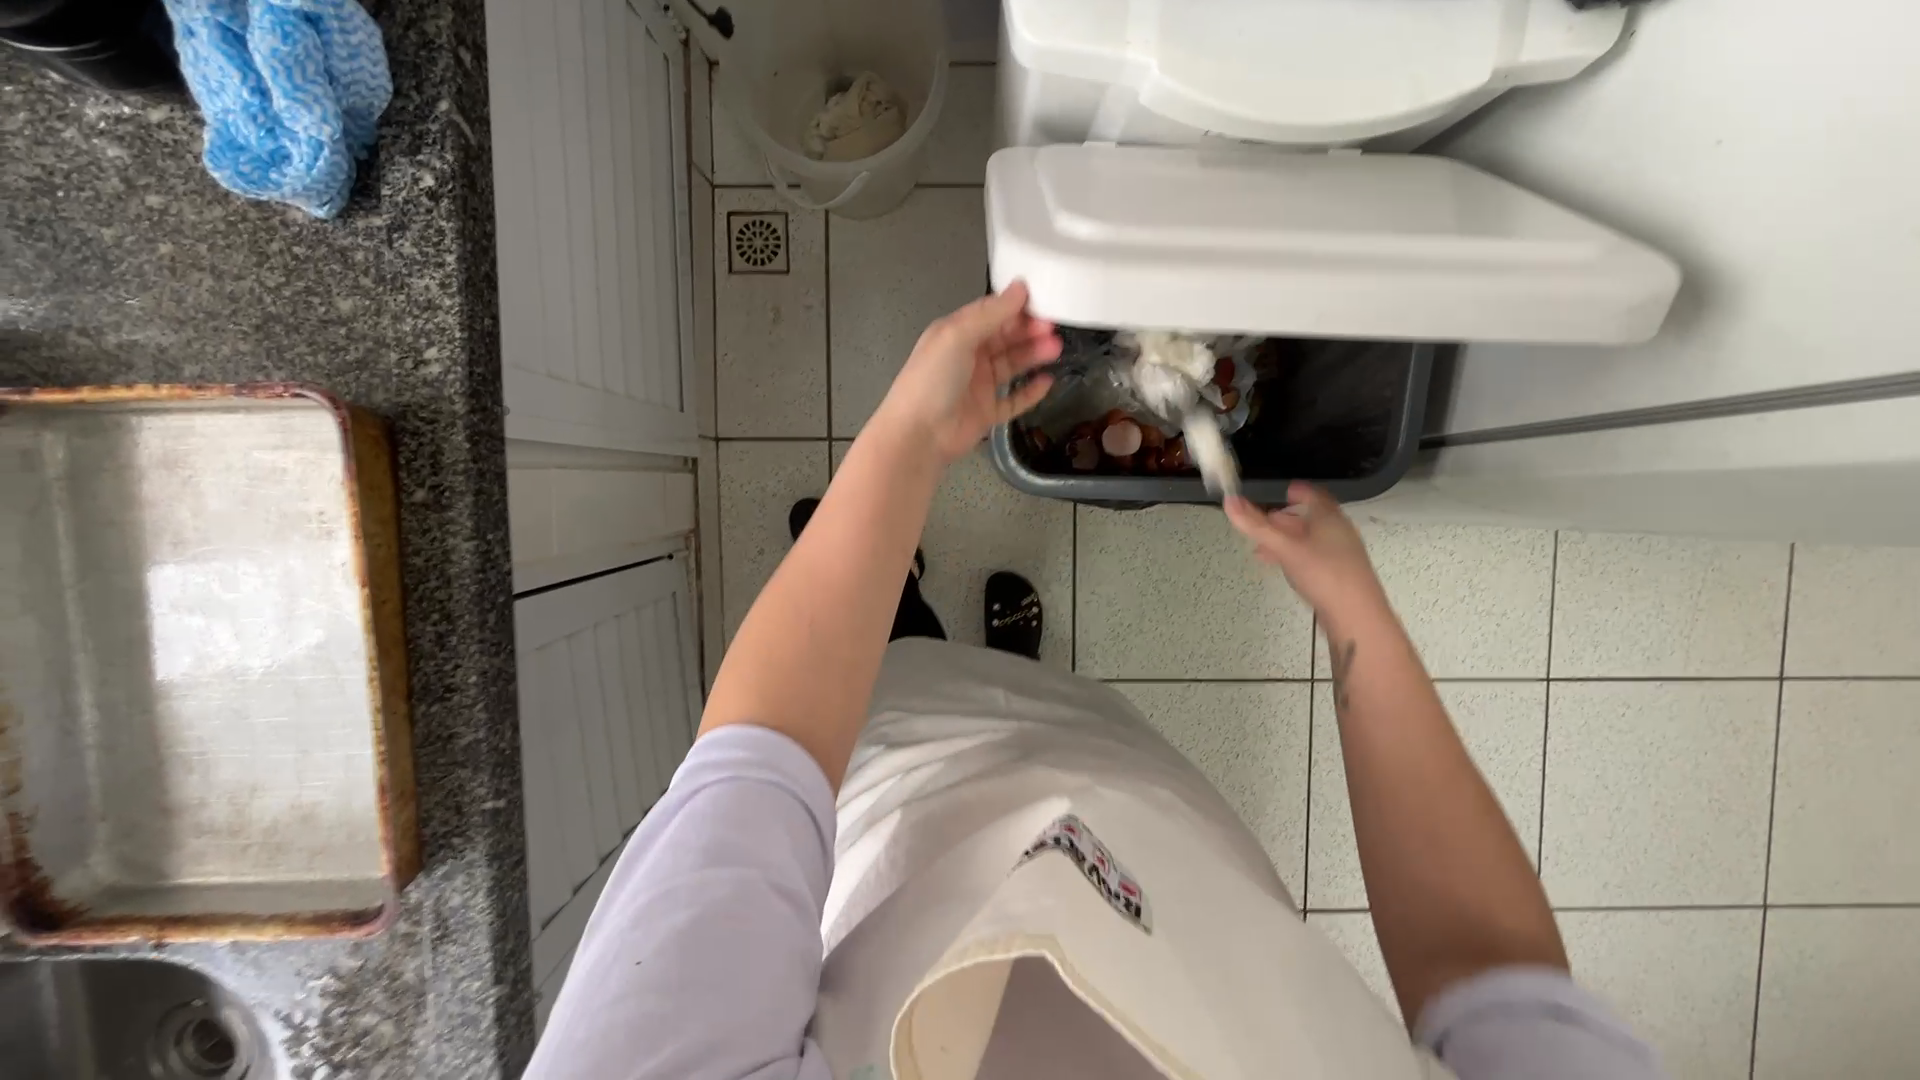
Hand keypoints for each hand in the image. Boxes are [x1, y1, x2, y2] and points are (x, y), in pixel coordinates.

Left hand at [870, 281, 1061, 463]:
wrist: (918, 435)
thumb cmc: (932, 380)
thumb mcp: (957, 336)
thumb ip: (991, 313)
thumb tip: (1020, 286)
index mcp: (955, 333)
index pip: (990, 313)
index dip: (1016, 306)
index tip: (1043, 300)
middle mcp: (967, 357)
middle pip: (1004, 338)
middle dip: (1029, 330)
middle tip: (1053, 327)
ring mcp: (978, 386)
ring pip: (1012, 365)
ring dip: (1033, 355)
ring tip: (1056, 348)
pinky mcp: (987, 413)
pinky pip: (1014, 400)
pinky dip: (1031, 391)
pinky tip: (1047, 381)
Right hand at [1225, 483, 1390, 633]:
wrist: (1356, 615)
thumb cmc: (1323, 573)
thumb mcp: (1284, 547)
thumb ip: (1256, 525)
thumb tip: (1229, 501)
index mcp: (1329, 519)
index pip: (1314, 496)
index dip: (1298, 492)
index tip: (1284, 491)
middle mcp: (1338, 533)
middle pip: (1311, 518)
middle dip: (1286, 519)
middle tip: (1264, 521)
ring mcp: (1340, 555)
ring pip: (1310, 540)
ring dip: (1287, 540)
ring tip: (1263, 547)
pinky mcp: (1338, 575)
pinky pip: (1312, 557)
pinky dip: (1294, 556)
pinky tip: (1282, 568)